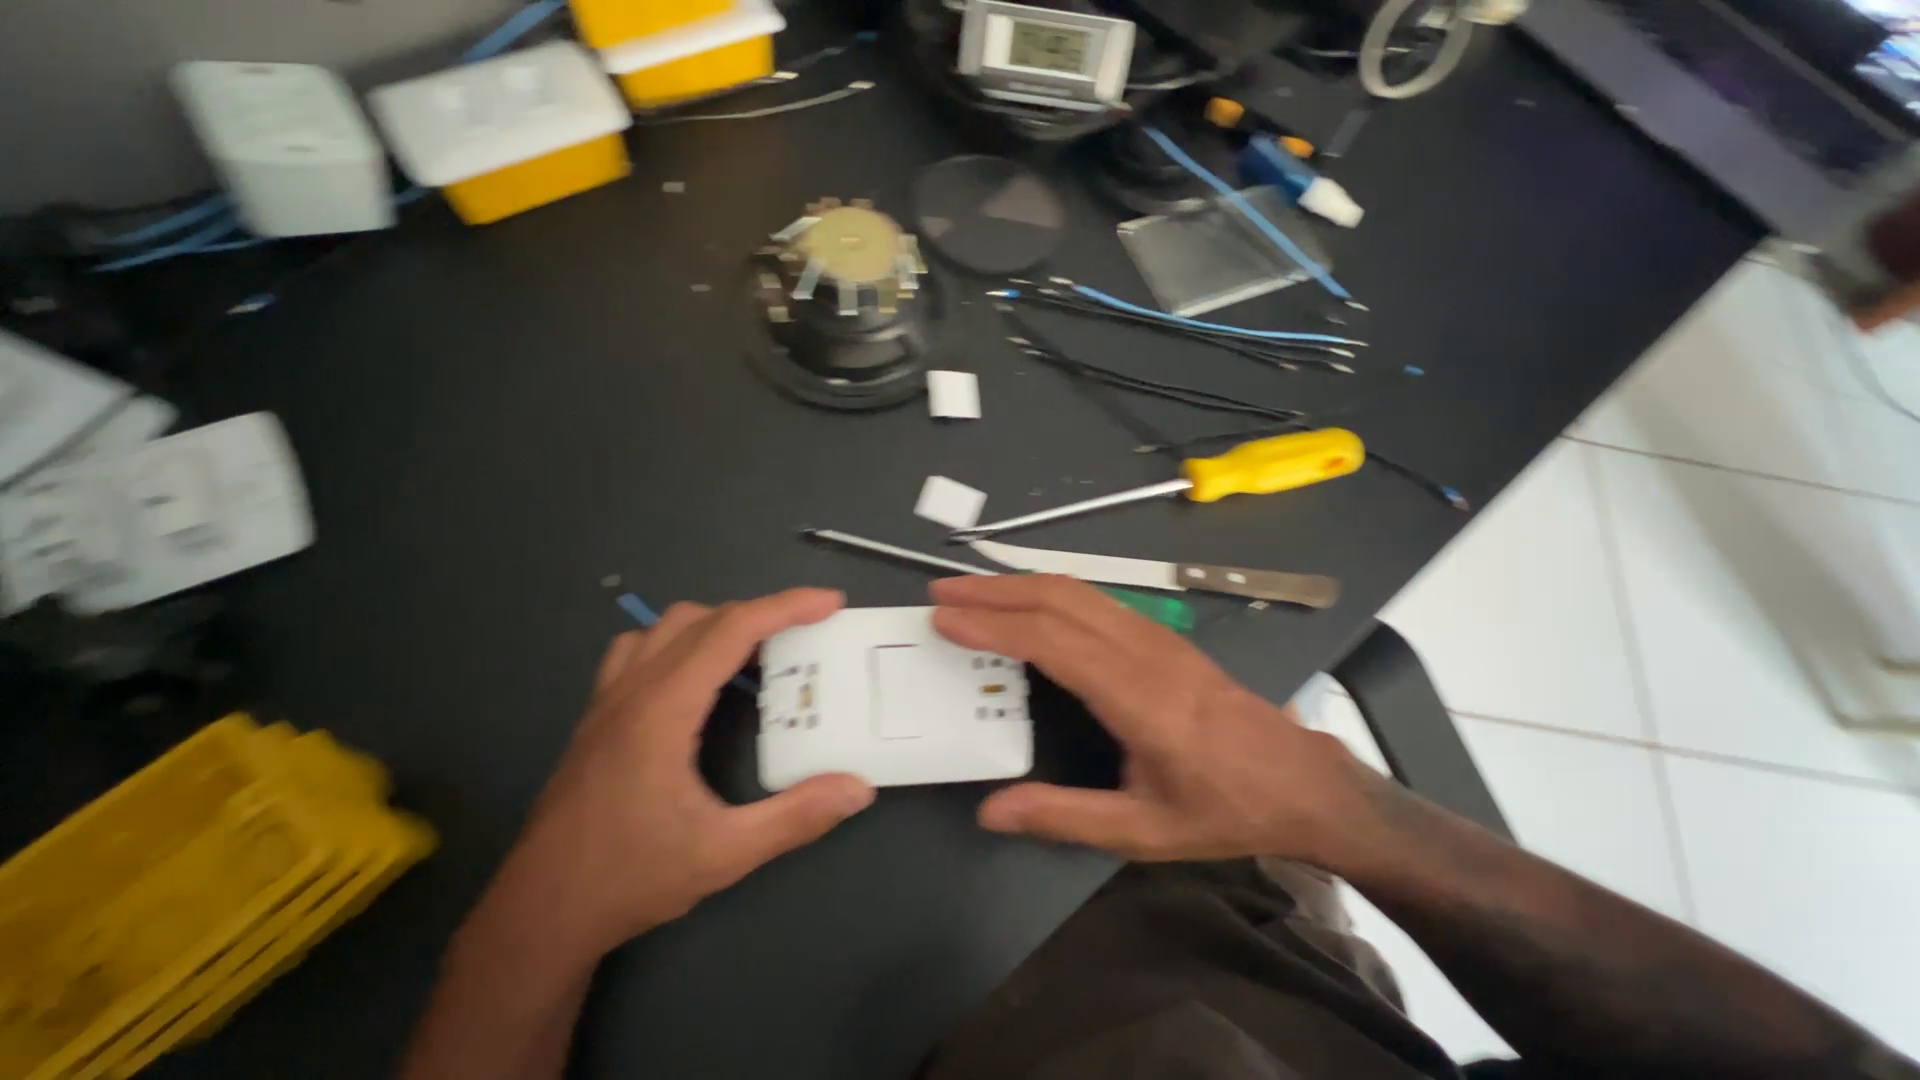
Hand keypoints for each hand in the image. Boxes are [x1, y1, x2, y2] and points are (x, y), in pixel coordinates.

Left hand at [496, 589, 875, 958]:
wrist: (540, 912)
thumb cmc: (630, 877)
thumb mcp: (724, 854)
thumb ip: (795, 817)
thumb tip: (859, 788)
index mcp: (662, 709)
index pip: (731, 630)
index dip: (785, 607)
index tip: (830, 602)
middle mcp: (631, 690)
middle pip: (701, 619)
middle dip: (759, 613)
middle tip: (806, 635)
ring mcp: (607, 702)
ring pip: (663, 629)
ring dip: (715, 625)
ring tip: (754, 655)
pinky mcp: (596, 719)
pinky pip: (637, 652)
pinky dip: (677, 645)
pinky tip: (696, 684)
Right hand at [932, 575, 1384, 867]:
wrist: (1301, 782)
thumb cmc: (1224, 809)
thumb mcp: (1144, 831)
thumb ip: (1065, 817)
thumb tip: (991, 811)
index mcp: (1140, 697)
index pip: (1053, 641)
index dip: (994, 625)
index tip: (944, 618)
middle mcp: (1146, 652)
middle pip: (1060, 599)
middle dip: (994, 590)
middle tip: (939, 592)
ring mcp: (1158, 637)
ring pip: (1079, 591)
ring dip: (1019, 584)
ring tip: (969, 590)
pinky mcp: (1164, 637)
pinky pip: (1097, 599)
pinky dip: (1048, 591)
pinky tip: (1026, 602)